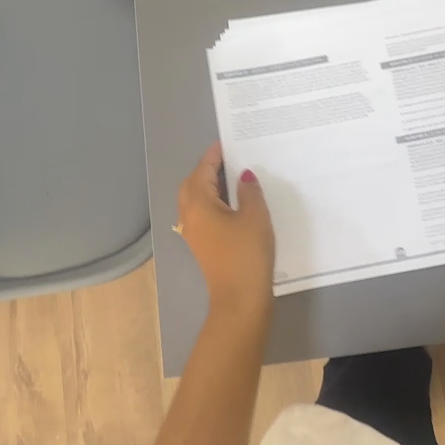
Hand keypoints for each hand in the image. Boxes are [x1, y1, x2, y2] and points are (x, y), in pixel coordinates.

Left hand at [177, 143, 275, 318]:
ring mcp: (194, 233)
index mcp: (198, 204)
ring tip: (234, 178)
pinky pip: (203, 214)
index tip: (227, 144)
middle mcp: (189, 216)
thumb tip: (244, 177)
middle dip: (207, 170)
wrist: (240, 300)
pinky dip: (214, 202)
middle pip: (193, 185)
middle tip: (229, 160)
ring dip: (210, 187)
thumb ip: (249, 192)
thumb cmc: (246, 254)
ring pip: (196, 201)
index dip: (213, 156)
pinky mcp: (203, 246)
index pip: (202, 171)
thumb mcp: (254, 216)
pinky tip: (234, 204)